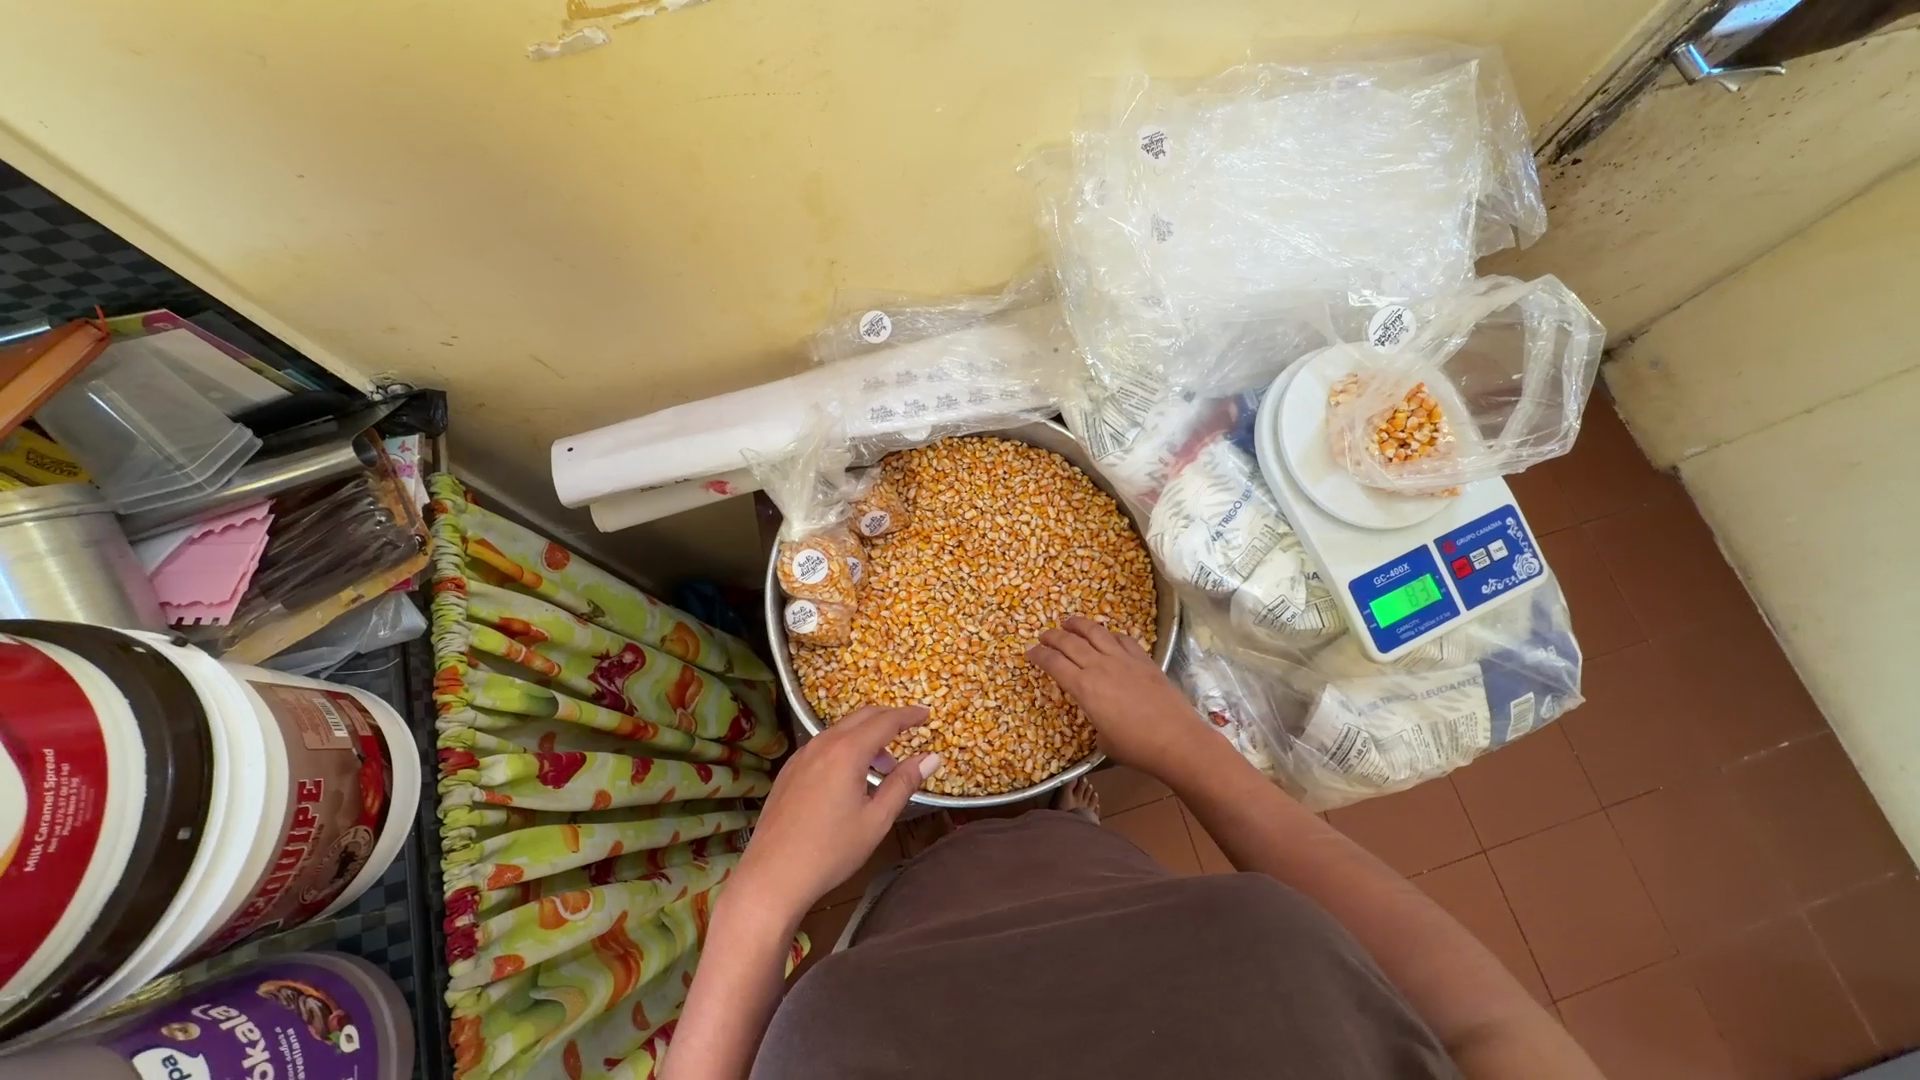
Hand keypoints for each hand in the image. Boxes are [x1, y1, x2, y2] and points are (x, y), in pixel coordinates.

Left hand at [731, 705, 939, 927]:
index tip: (926, 713)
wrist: (772, 876)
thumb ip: (903, 783)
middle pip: (861, 717)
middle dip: (887, 718)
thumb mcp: (876, 820)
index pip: (885, 722)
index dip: (908, 715)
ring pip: (840, 731)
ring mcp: (801, 756)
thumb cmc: (831, 850)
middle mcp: (822, 744)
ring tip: (884, 765)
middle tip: (910, 728)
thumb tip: (930, 758)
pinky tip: (850, 776)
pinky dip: (845, 748)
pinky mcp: (788, 771)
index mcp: (847, 752)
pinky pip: (823, 745)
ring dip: (865, 736)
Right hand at [1027, 617, 1214, 772]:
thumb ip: (1094, 720)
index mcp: (1084, 687)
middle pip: (1069, 642)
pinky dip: (1108, 633)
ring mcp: (1123, 659)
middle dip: (1052, 636)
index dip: (1038, 655)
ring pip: (1095, 632)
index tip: (1030, 652)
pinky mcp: (1144, 659)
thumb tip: (1099, 716)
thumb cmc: (1136, 747)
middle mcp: (1100, 666)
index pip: (1053, 663)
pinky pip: (1121, 638)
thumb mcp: (1103, 740)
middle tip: (1043, 634)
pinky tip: (1105, 634)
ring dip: (1077, 624)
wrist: (1177, 740)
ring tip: (1068, 621)